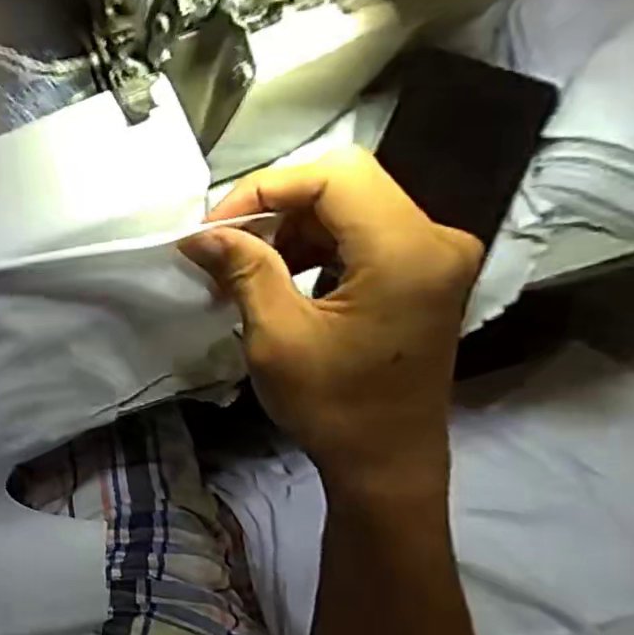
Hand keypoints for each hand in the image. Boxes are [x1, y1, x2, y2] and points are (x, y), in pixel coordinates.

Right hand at [181, 147, 482, 487]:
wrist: (385, 458)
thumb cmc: (331, 405)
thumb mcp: (277, 336)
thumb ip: (244, 271)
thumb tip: (199, 234)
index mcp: (406, 251)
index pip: (335, 176)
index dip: (265, 190)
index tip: (215, 230)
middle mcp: (434, 238)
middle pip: (345, 182)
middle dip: (274, 206)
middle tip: (224, 246)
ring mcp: (433, 254)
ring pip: (350, 204)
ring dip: (289, 227)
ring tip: (243, 266)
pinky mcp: (422, 272)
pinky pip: (361, 233)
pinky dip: (312, 244)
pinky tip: (278, 275)